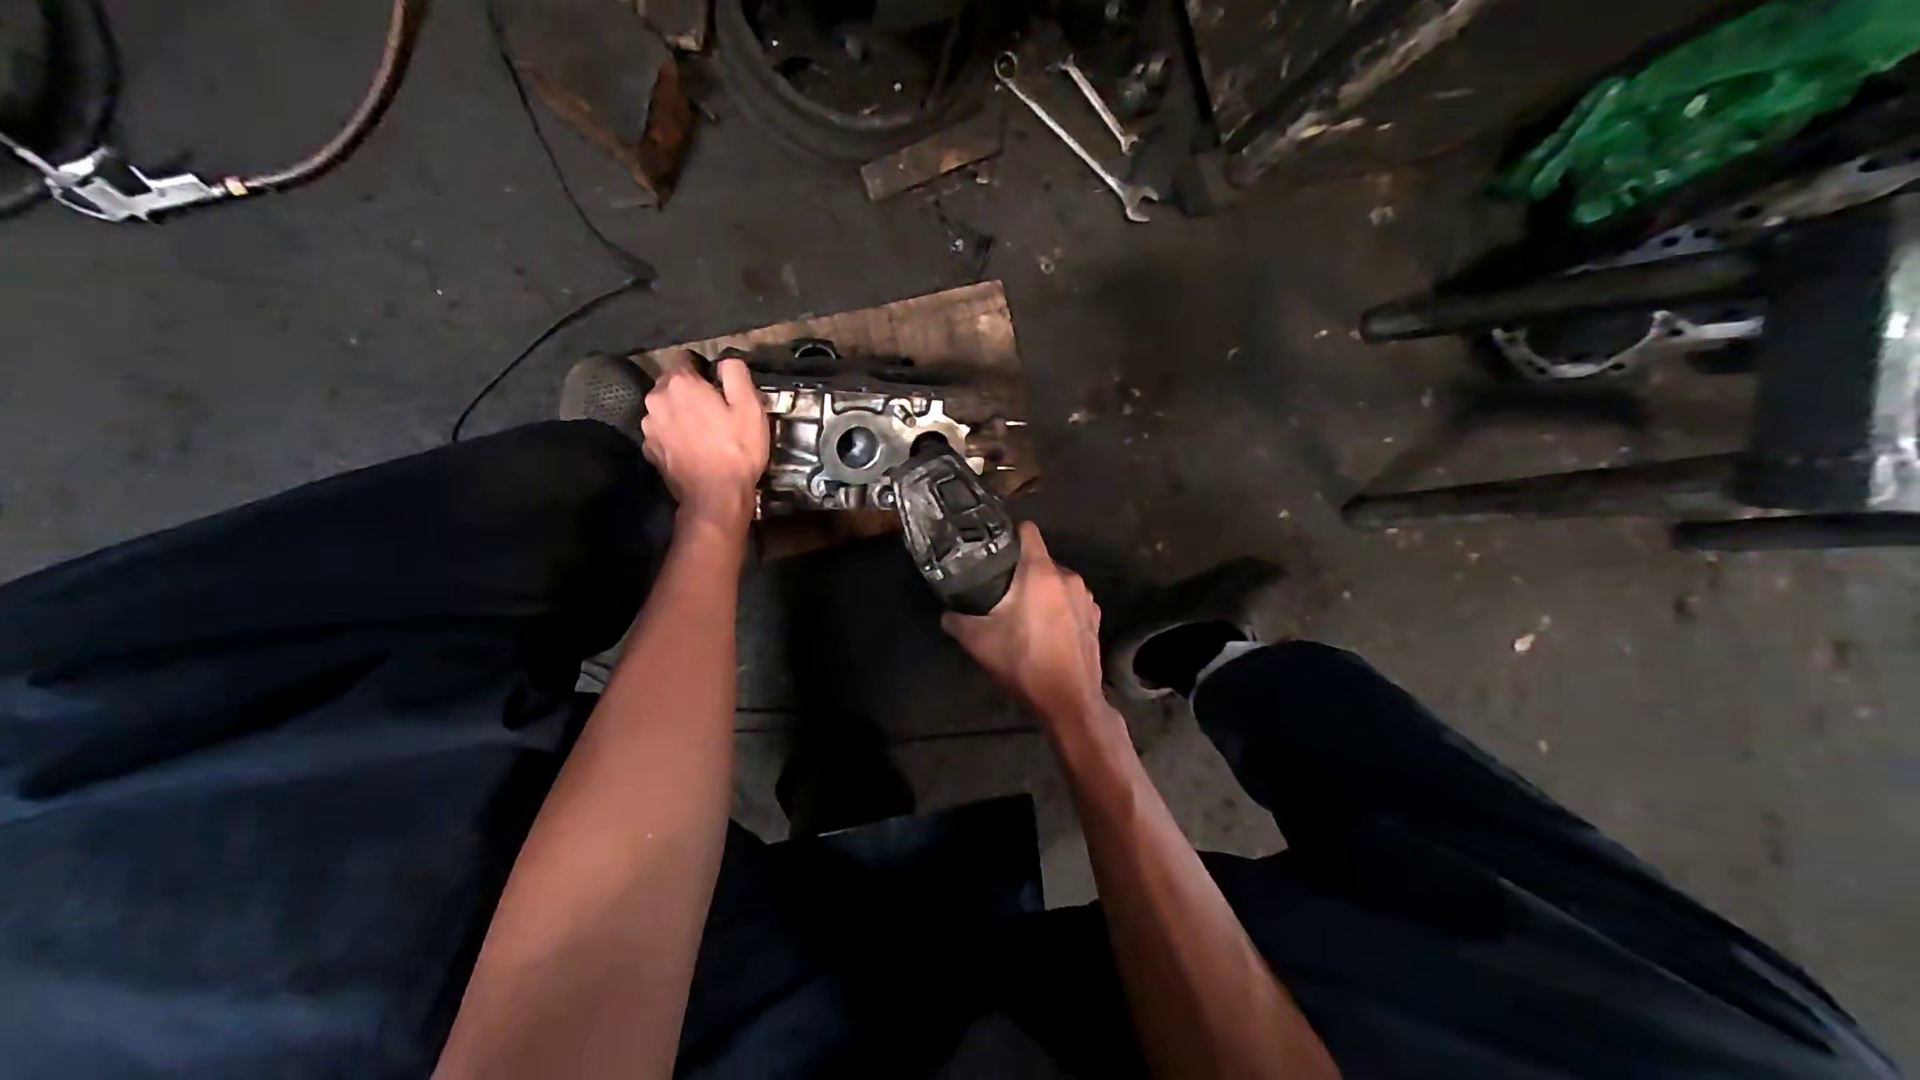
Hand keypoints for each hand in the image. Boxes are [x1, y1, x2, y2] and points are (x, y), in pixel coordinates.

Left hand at [640, 355, 768, 531]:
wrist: (716, 497)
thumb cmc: (737, 449)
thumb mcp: (750, 406)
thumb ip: (735, 373)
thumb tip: (725, 361)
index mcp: (680, 384)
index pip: (686, 359)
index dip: (705, 371)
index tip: (720, 388)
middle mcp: (656, 399)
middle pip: (673, 384)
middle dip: (691, 392)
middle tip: (716, 413)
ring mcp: (649, 426)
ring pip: (666, 408)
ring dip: (681, 413)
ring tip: (704, 433)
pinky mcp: (649, 449)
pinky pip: (662, 432)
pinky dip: (674, 435)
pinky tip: (692, 448)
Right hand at [942, 522, 1107, 729]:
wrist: (1069, 700)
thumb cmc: (1023, 663)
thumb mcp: (978, 641)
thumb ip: (956, 619)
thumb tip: (947, 612)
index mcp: (1040, 572)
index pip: (1027, 530)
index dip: (1009, 534)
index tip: (993, 548)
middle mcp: (1067, 576)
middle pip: (1040, 558)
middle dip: (1020, 569)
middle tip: (1000, 589)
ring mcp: (1086, 597)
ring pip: (1056, 580)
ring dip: (1040, 589)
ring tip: (1023, 613)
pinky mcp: (1095, 617)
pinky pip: (1071, 600)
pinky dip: (1058, 607)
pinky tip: (1046, 630)